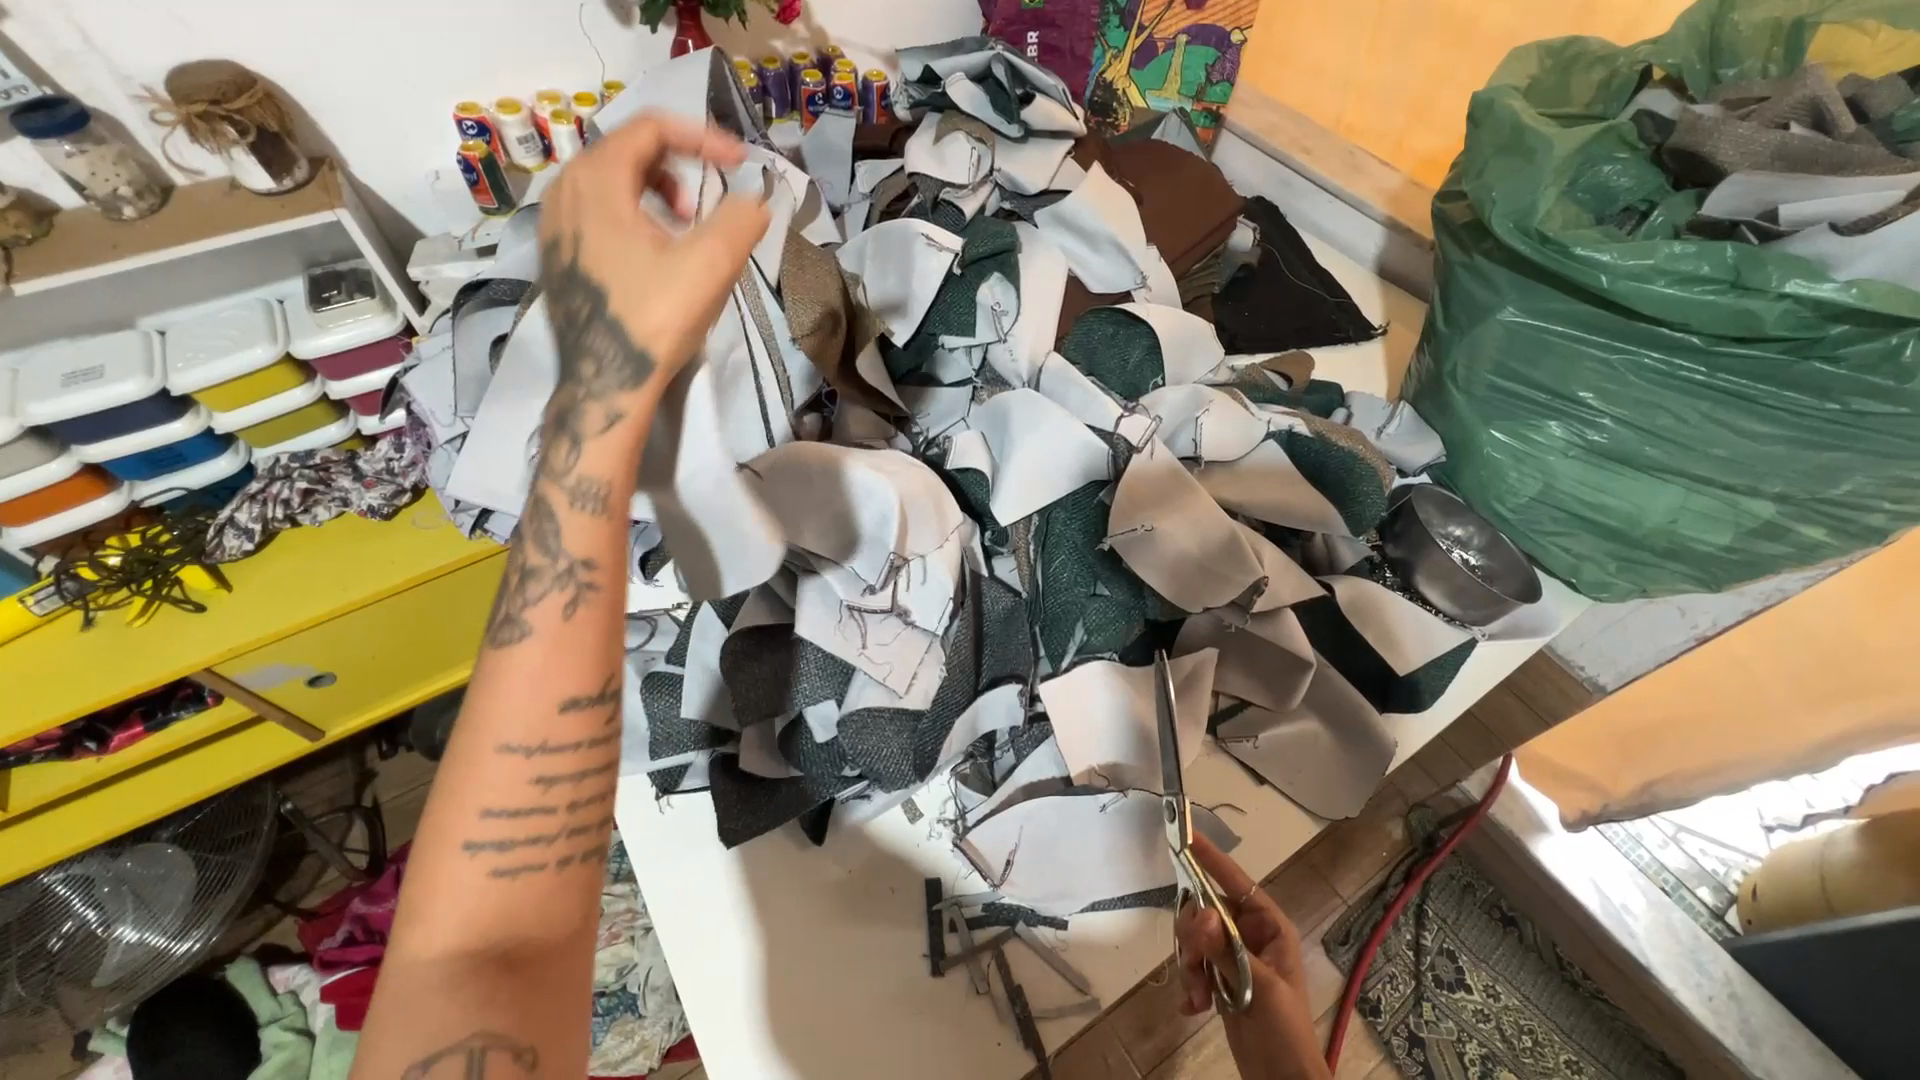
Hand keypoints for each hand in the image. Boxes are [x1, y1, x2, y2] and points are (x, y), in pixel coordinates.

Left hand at [537, 110, 770, 401]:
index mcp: (596, 179)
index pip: (650, 128)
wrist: (604, 383)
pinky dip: (634, 217)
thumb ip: (740, 220)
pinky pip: (598, 213)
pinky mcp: (558, 256)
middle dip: (678, 167)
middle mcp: (564, 191)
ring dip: (657, 193)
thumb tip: (756, 201)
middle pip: (628, 151)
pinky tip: (656, 259)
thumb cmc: (653, 319)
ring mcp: (555, 225)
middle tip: (707, 205)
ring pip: (612, 183)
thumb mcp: (709, 266)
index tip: (740, 164)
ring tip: (685, 232)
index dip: (703, 137)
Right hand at [1176, 836, 1332, 1079]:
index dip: (1211, 858)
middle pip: (1205, 910)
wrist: (1282, 1078)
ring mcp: (1233, 956)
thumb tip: (1198, 912)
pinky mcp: (1220, 978)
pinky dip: (1190, 984)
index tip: (1185, 835)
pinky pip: (1193, 964)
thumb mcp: (1259, 987)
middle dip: (1193, 936)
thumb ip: (1226, 949)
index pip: (1236, 881)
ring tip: (1200, 996)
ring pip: (1194, 938)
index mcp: (1269, 927)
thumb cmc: (1284, 1030)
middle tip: (1194, 963)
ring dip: (1191, 966)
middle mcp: (1249, 934)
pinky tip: (1195, 1007)